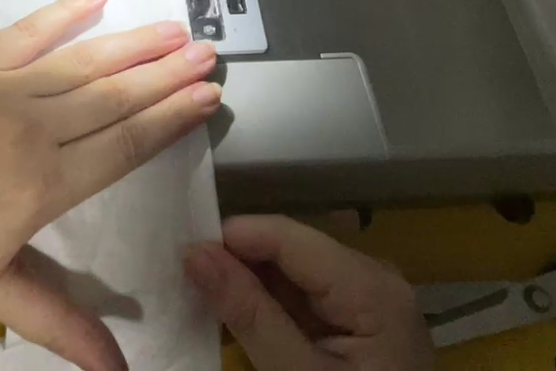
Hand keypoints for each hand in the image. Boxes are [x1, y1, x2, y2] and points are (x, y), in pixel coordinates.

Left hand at [0, 0, 221, 369]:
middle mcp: (31, 128)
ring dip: (133, 44)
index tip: (209, 97)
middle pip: (114, 96)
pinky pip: (27, 31)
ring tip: (176, 28)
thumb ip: (60, 320)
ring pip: (82, 62)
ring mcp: (1, 89)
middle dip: (167, 75)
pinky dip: (64, 12)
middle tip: (210, 53)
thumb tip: (118, 370)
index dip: (171, 119)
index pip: (124, 145)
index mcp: (42, 185)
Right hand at [185, 215, 434, 370]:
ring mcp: (369, 299)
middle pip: (288, 249)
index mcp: (371, 286)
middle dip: (237, 261)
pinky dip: (269, 305)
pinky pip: (304, 296)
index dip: (230, 237)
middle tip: (184, 279)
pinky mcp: (360, 321)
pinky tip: (240, 317)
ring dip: (248, 284)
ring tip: (204, 296)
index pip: (285, 235)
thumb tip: (193, 253)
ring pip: (291, 271)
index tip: (181, 256)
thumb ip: (250, 314)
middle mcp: (374, 276)